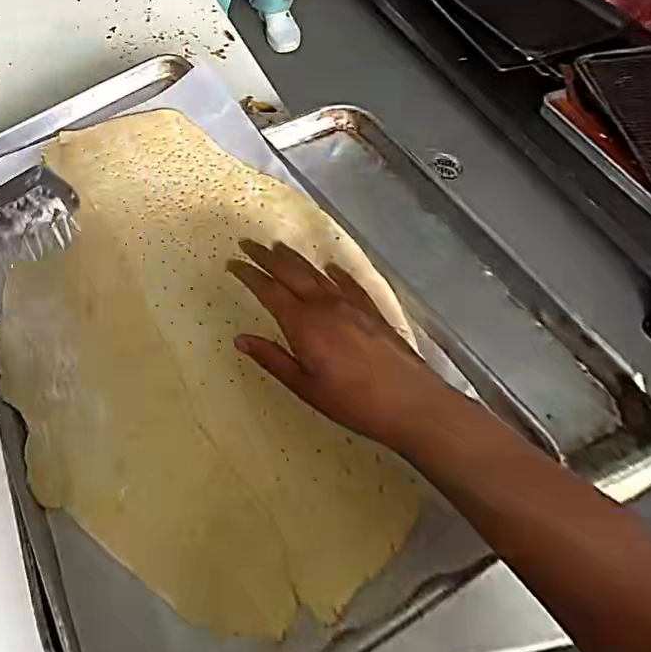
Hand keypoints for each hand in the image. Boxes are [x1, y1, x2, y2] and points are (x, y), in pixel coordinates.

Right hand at [228, 240, 465, 450]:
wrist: (417, 407)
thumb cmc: (354, 402)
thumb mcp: (304, 386)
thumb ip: (272, 359)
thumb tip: (240, 340)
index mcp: (303, 324)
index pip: (268, 290)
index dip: (248, 274)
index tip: (233, 264)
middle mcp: (324, 307)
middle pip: (290, 273)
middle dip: (266, 257)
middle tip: (249, 244)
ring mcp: (352, 307)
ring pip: (317, 274)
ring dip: (295, 258)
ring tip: (279, 246)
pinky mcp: (374, 314)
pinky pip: (351, 285)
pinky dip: (337, 273)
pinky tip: (331, 268)